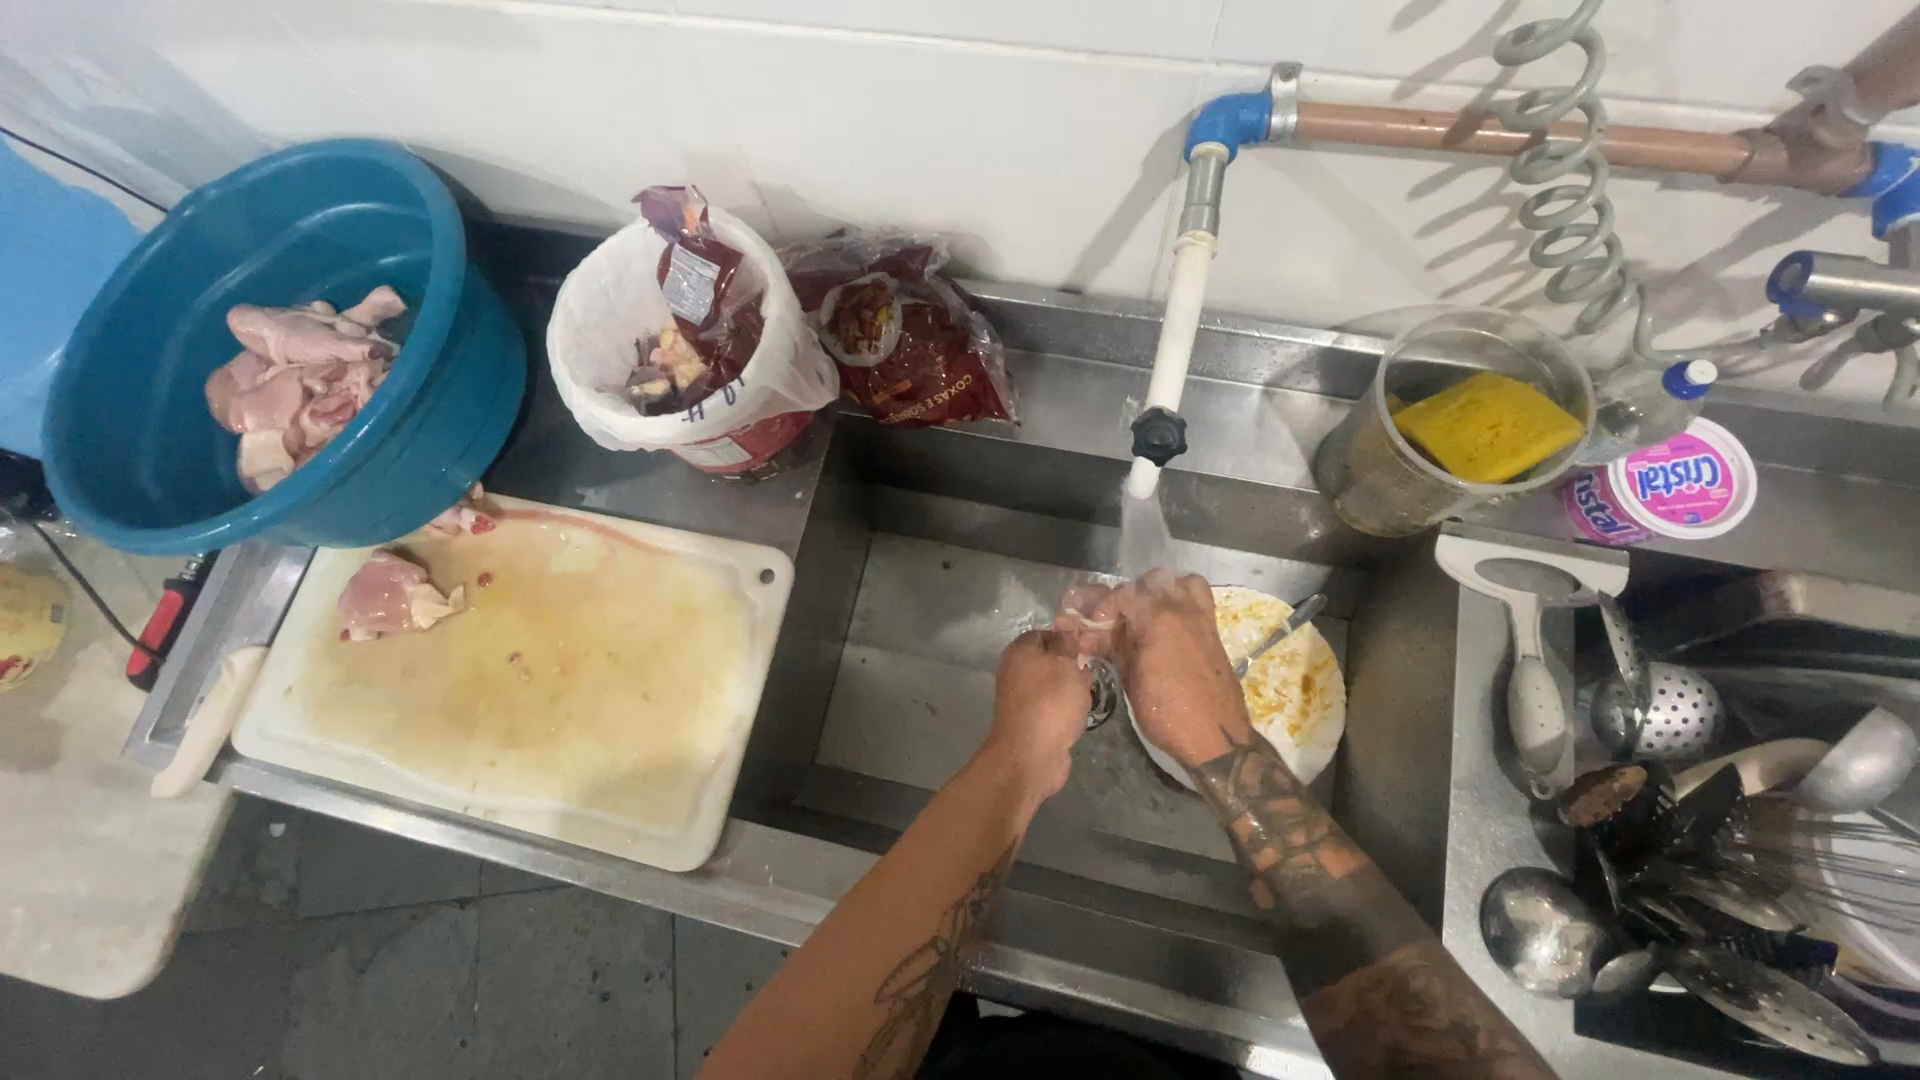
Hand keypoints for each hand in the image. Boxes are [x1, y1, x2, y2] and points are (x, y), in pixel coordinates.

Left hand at [983, 629, 1093, 804]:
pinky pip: (1052, 706)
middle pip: (1048, 660)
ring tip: (1090, 692)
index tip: (1089, 645)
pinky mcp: (1031, 720)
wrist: (1031, 755)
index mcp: (1019, 652)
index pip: (1044, 633)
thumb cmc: (1051, 702)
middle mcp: (1016, 671)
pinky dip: (1066, 708)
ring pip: (1053, 684)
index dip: (1066, 636)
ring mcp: (1022, 698)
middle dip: (1072, 664)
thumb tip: (1065, 625)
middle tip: (1093, 670)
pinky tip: (1081, 713)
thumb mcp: (1065, 664)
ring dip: (1072, 688)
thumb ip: (1067, 644)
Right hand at [1106, 570, 1252, 767]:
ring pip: (1185, 582)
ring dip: (1165, 590)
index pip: (1123, 594)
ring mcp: (1203, 620)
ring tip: (1150, 613)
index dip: (1103, 606)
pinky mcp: (1215, 633)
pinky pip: (1201, 601)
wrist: (1216, 738)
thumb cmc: (1167, 714)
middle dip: (1132, 594)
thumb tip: (1099, 636)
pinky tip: (1170, 628)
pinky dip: (1184, 602)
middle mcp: (1183, 611)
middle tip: (1120, 619)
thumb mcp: (1131, 682)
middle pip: (1154, 580)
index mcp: (1158, 620)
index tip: (1095, 626)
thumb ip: (1117, 649)